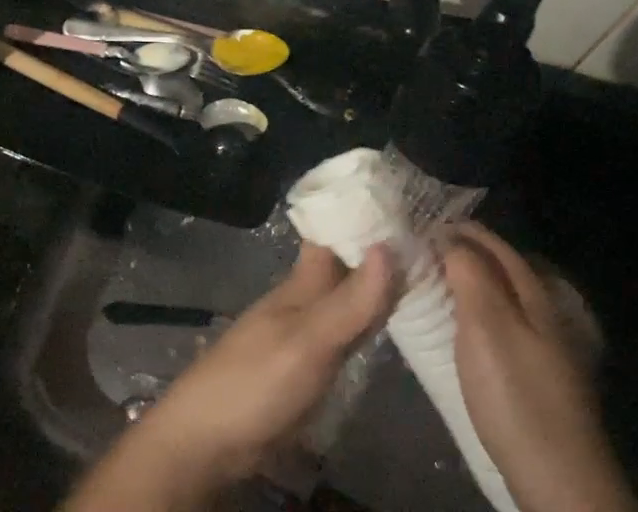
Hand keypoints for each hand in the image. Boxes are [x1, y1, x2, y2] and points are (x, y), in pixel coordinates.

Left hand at [63, 244, 397, 510]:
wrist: (206, 440)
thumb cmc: (253, 383)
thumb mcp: (306, 343)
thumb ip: (349, 303)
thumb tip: (388, 245)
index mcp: (299, 286)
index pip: (331, 236)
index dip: (360, 216)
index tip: (404, 198)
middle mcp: (301, 303)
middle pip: (341, 267)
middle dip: (376, 250)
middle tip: (430, 238)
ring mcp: (300, 336)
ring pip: (343, 300)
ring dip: (374, 287)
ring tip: (423, 274)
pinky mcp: (303, 369)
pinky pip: (342, 335)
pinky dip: (366, 324)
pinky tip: (388, 326)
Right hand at [446, 223, 637, 511]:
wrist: (558, 474)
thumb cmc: (515, 393)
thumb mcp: (486, 327)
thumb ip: (470, 277)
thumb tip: (452, 239)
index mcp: (536, 294)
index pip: (497, 245)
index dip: (462, 230)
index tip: (424, 222)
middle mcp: (549, 312)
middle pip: (510, 267)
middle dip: (472, 251)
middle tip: (428, 249)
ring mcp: (551, 346)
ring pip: (511, 296)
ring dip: (479, 281)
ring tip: (442, 283)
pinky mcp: (544, 375)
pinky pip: (510, 322)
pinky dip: (487, 310)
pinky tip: (470, 327)